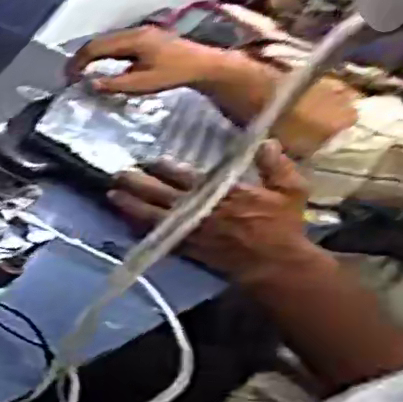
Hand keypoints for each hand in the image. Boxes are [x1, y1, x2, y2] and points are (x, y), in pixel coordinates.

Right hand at [68, 26, 236, 96]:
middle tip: (70, 76)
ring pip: (105, 41)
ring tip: (82, 72)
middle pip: (97, 41)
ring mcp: (142, 32)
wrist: (207, 65)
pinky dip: (102, 53)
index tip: (68, 79)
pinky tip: (100, 65)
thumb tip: (87, 83)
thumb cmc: (173, 74)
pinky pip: (115, 42)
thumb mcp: (139, 84)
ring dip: (90, 55)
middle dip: (79, 59)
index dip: (76, 63)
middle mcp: (136, 31)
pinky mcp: (146, 36)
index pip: (94, 48)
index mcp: (134, 40)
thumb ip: (110, 84)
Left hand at [106, 141, 320, 285]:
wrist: (269, 260)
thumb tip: (265, 142)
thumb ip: (277, 166)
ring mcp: (185, 227)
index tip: (151, 161)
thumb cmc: (282, 223)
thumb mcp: (291, 189)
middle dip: (137, 182)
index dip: (166, 168)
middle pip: (160, 192)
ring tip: (111, 193)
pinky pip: (150, 232)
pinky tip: (119, 217)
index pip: (187, 176)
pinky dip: (133, 224)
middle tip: (119, 173)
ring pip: (148, 212)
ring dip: (128, 202)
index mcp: (225, 192)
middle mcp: (199, 208)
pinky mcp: (177, 243)